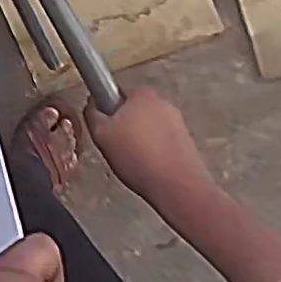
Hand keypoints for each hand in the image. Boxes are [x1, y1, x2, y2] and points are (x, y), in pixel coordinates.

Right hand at [84, 86, 213, 205]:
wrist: (178, 188)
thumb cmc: (137, 157)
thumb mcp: (100, 133)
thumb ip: (92, 112)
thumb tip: (94, 103)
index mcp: (142, 94)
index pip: (115, 93)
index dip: (107, 110)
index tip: (106, 127)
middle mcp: (163, 103)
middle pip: (133, 109)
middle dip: (124, 123)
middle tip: (115, 143)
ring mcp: (178, 122)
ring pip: (147, 125)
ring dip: (139, 137)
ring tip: (132, 157)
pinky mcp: (188, 141)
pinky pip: (161, 139)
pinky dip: (154, 149)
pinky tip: (148, 164)